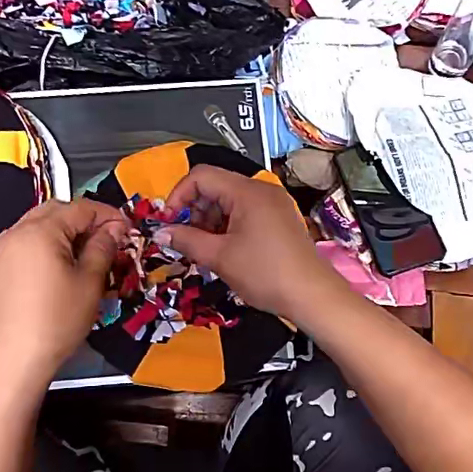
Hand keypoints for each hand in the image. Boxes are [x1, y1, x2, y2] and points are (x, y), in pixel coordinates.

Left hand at [0, 199, 128, 378]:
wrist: (10, 361)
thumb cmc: (52, 323)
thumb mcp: (90, 283)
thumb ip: (103, 248)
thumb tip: (112, 230)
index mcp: (39, 231)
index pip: (81, 208)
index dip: (109, 215)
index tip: (127, 228)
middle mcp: (15, 234)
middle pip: (57, 211)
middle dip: (86, 220)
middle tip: (110, 238)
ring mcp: (1, 252)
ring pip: (39, 226)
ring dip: (66, 232)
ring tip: (90, 255)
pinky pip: (26, 244)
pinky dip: (48, 246)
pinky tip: (64, 268)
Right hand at [157, 165, 339, 321]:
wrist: (311, 295)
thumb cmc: (266, 273)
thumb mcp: (219, 257)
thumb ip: (186, 240)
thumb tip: (161, 232)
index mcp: (247, 192)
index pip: (201, 176)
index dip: (178, 196)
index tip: (168, 222)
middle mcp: (262, 191)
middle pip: (216, 187)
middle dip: (194, 211)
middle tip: (185, 240)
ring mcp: (274, 204)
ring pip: (229, 202)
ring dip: (210, 222)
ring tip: (204, 250)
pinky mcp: (280, 220)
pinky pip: (246, 214)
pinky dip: (228, 228)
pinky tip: (223, 251)